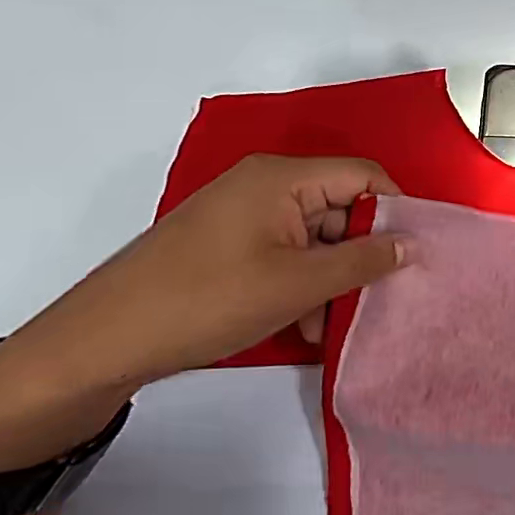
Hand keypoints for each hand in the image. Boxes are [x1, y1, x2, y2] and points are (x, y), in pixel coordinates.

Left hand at [0, 155, 404, 474]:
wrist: (104, 340)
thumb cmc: (209, 301)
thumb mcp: (298, 284)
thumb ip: (362, 260)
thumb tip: (411, 244)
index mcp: (282, 177)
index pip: (363, 175)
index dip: (394, 210)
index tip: (411, 253)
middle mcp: (265, 183)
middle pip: (340, 206)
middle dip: (358, 253)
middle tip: (371, 298)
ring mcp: (244, 212)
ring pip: (314, 235)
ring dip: (329, 276)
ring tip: (328, 324)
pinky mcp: (229, 240)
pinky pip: (285, 251)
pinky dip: (300, 282)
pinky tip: (301, 324)